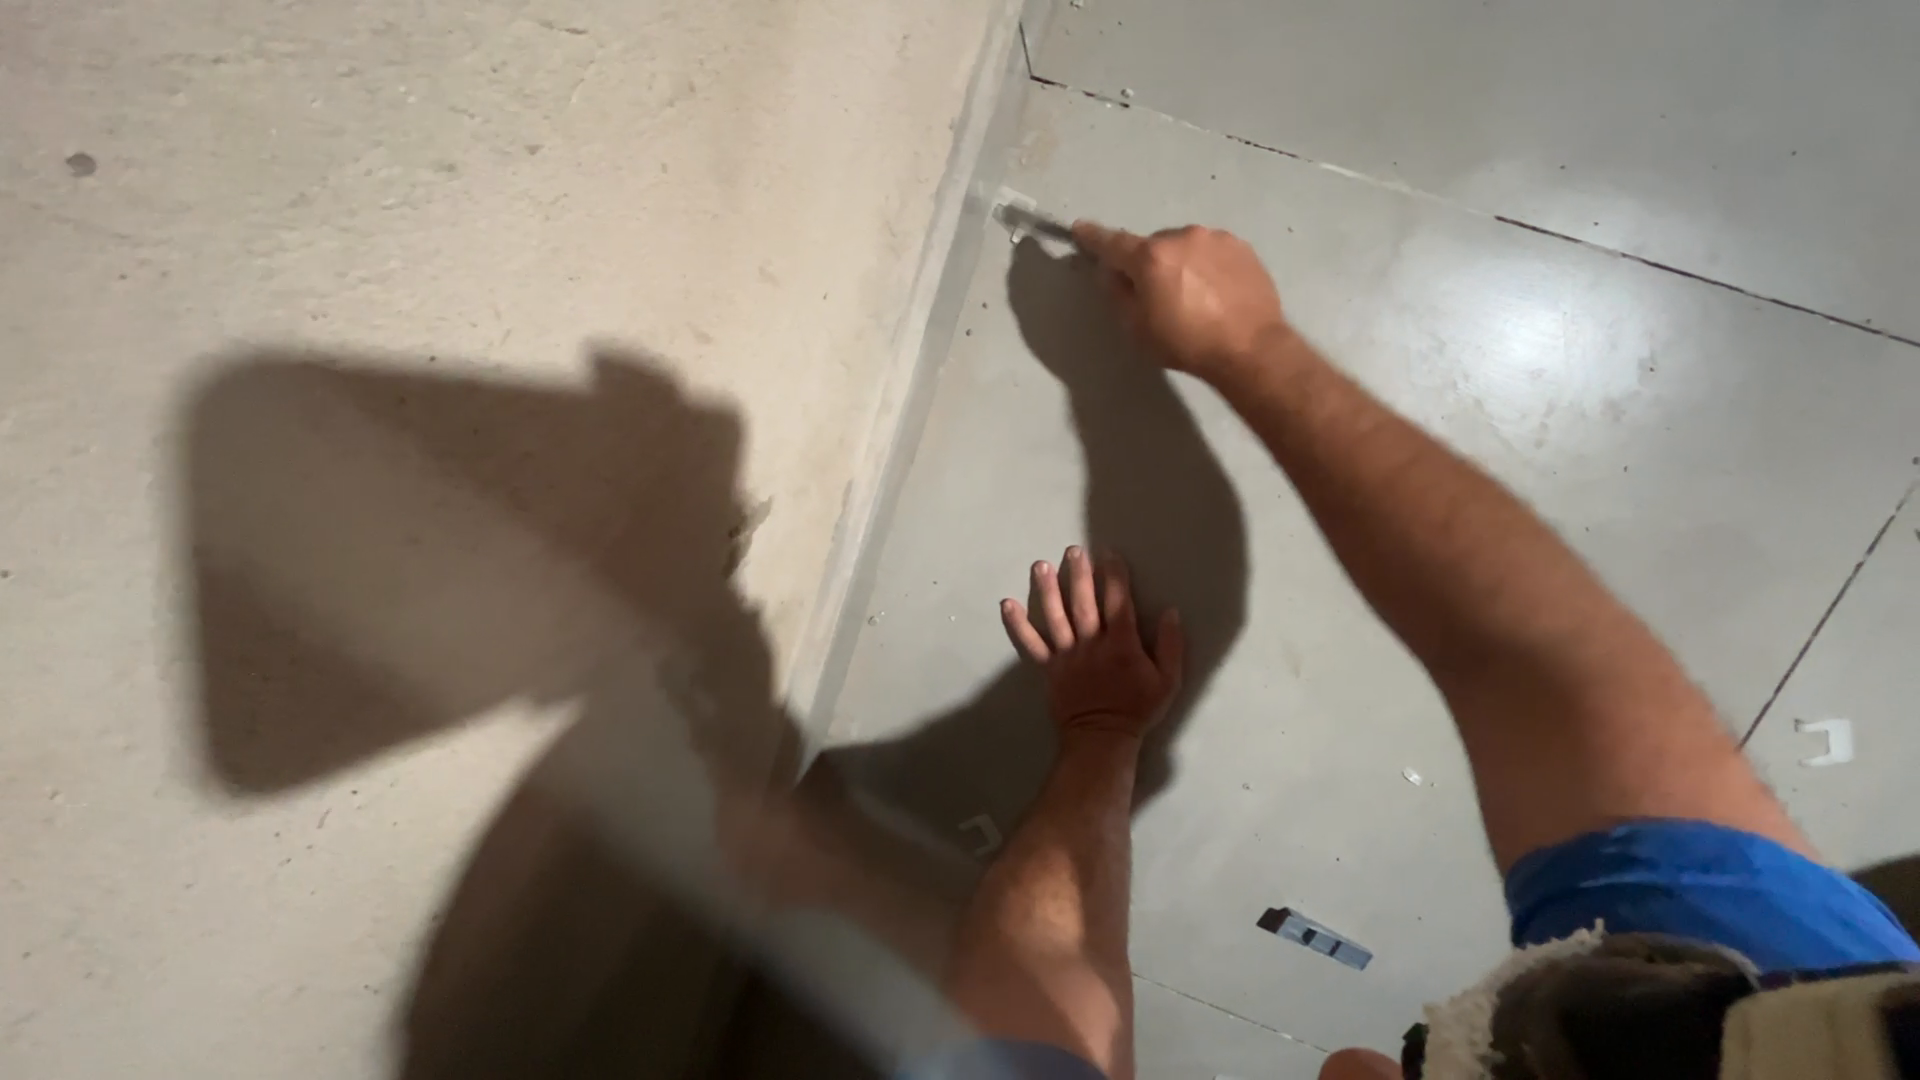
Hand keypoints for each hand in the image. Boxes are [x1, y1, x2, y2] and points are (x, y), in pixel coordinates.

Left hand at [1000, 546, 1183, 740]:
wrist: (1102, 739)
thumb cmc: (1137, 709)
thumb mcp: (1168, 680)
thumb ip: (1171, 645)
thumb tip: (1171, 612)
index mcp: (1122, 644)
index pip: (1118, 602)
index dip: (1114, 576)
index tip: (1109, 553)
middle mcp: (1092, 644)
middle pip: (1084, 603)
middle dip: (1079, 574)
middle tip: (1073, 550)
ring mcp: (1067, 655)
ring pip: (1055, 617)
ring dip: (1047, 590)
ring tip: (1040, 565)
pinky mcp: (1049, 668)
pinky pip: (1030, 645)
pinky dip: (1017, 626)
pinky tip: (1007, 605)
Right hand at [1072, 221, 1290, 385]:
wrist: (1249, 347)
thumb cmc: (1185, 343)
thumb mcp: (1137, 328)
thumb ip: (1118, 295)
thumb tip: (1112, 274)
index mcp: (1150, 257)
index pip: (1113, 243)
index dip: (1093, 238)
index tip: (1079, 229)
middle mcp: (1182, 237)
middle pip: (1152, 246)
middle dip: (1148, 265)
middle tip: (1155, 296)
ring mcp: (1215, 238)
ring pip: (1184, 247)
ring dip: (1179, 264)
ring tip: (1192, 297)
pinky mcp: (1241, 247)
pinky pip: (1211, 252)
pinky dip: (1205, 267)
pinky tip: (1214, 293)